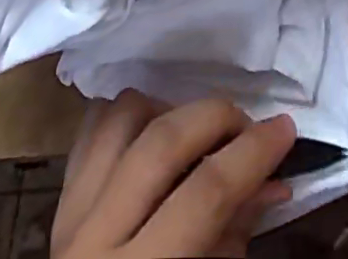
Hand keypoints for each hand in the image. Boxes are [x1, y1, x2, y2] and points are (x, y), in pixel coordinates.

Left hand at [52, 90, 296, 258]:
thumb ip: (234, 237)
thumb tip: (272, 181)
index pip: (204, 192)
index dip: (251, 154)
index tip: (285, 128)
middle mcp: (96, 234)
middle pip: (161, 142)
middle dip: (214, 118)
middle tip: (248, 122)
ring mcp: (71, 209)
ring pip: (120, 119)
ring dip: (167, 110)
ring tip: (199, 131)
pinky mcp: (62, 196)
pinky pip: (94, 128)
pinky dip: (129, 117)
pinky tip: (156, 130)